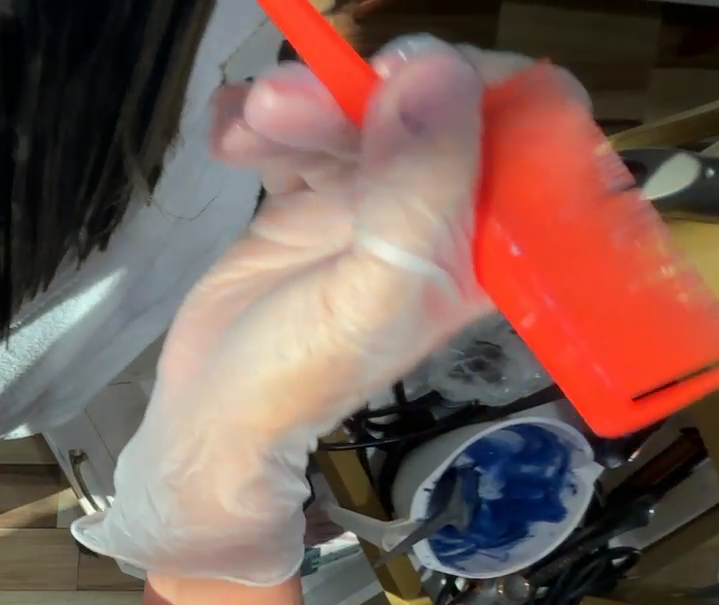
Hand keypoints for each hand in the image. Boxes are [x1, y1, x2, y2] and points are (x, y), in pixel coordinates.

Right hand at [73, 38, 561, 585]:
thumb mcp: (369, 291)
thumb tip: (427, 72)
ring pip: (348, 120)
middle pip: (414, 110)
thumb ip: (415, 187)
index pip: (509, 119)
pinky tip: (227, 128)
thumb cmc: (291, 376)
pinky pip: (296, 146)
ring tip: (239, 120)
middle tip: (275, 99)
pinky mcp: (301, 211)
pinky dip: (261, 128)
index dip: (452, 84)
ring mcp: (362, 208)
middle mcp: (432, 211)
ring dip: (293, 107)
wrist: (209, 418)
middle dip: (348, 94)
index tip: (380, 79)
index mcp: (485, 234)